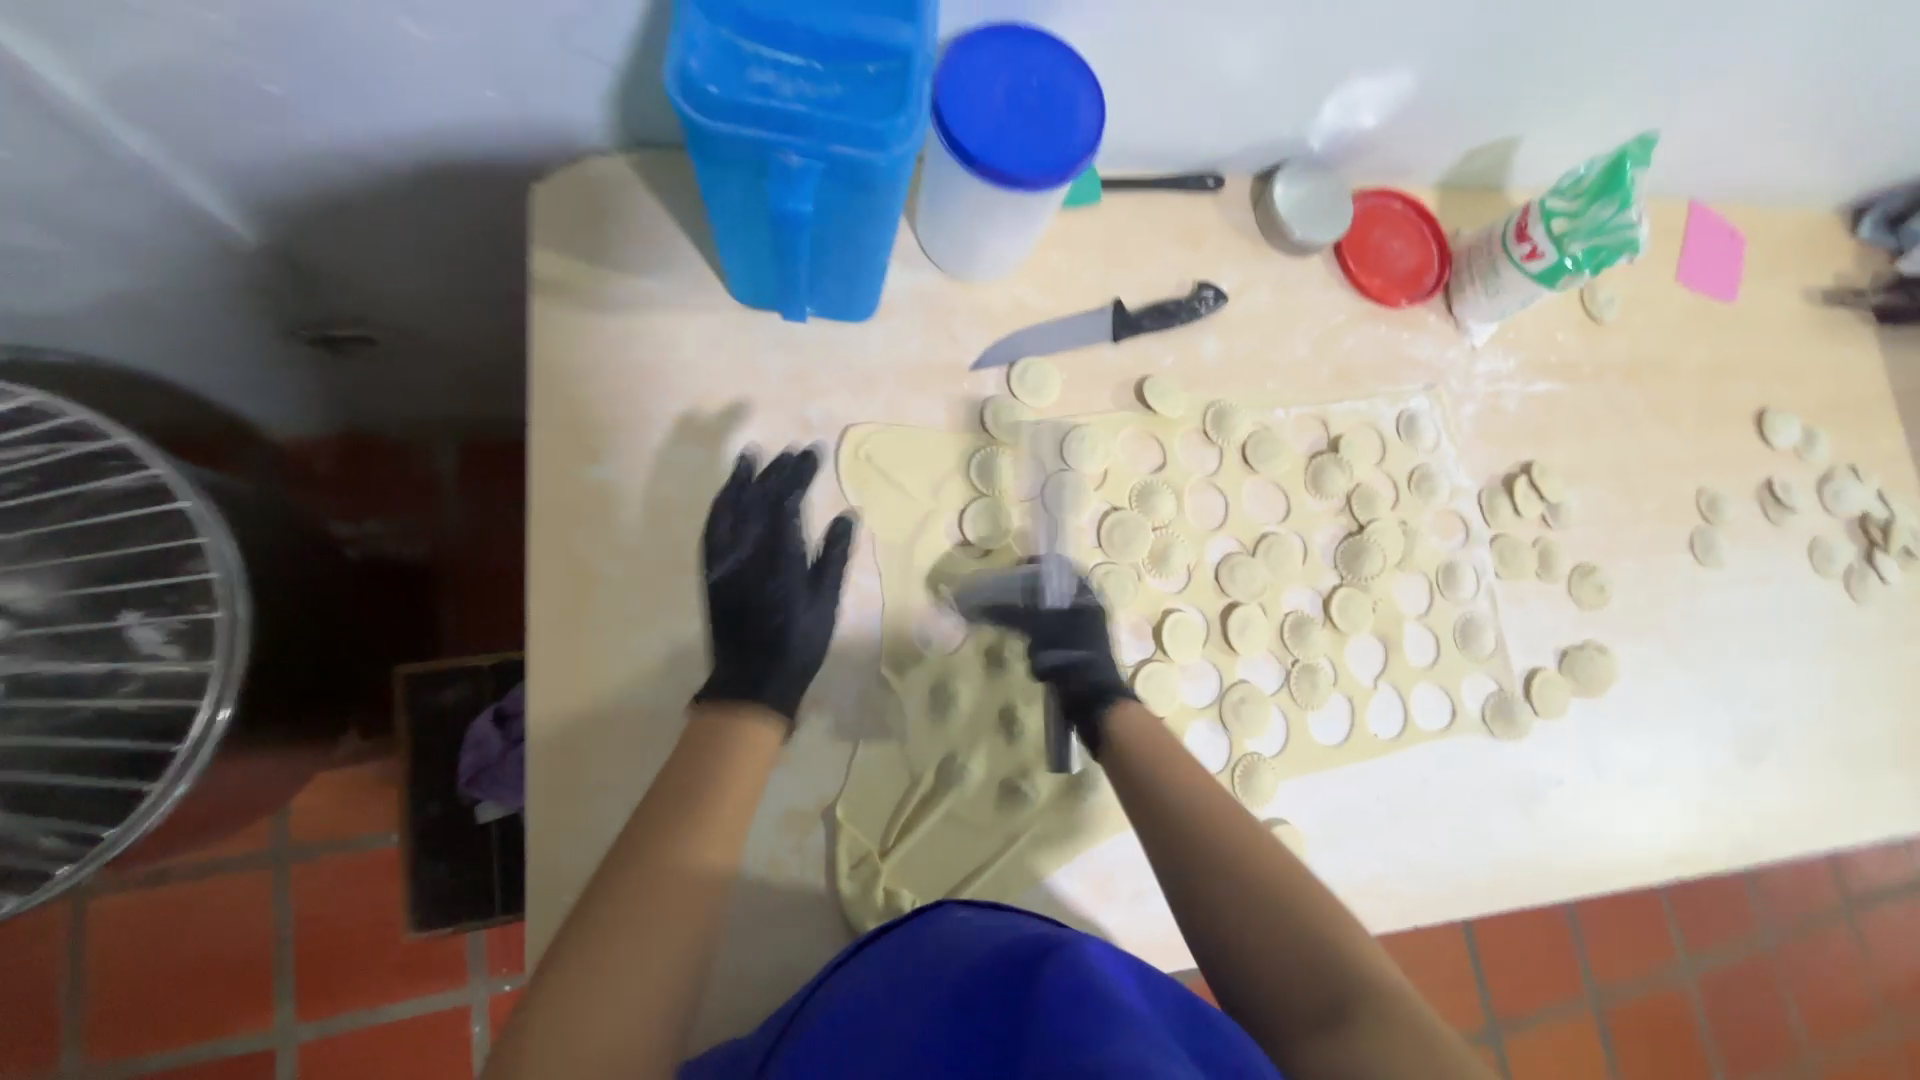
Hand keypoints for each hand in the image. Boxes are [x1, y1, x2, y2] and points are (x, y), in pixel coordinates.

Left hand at [692, 447, 855, 726]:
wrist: (751, 680)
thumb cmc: (798, 643)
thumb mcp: (826, 601)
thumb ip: (835, 555)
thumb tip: (849, 514)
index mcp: (780, 555)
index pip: (787, 499)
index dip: (799, 473)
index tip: (811, 453)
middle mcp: (747, 548)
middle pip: (759, 497)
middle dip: (776, 471)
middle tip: (792, 453)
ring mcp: (724, 558)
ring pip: (730, 507)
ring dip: (742, 479)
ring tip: (753, 457)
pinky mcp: (710, 569)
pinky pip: (713, 527)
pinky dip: (722, 504)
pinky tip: (729, 493)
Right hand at [978, 568, 1135, 756]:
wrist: (1095, 703)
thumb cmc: (1074, 658)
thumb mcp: (1041, 630)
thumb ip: (1014, 613)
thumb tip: (984, 604)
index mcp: (1087, 598)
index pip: (1062, 570)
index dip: (1038, 567)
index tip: (1014, 570)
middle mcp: (1087, 611)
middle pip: (1052, 594)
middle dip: (1028, 598)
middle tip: (1004, 598)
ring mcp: (1083, 634)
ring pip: (1049, 618)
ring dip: (1031, 623)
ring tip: (1016, 630)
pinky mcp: (1076, 655)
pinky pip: (1051, 640)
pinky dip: (1038, 643)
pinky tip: (1030, 655)